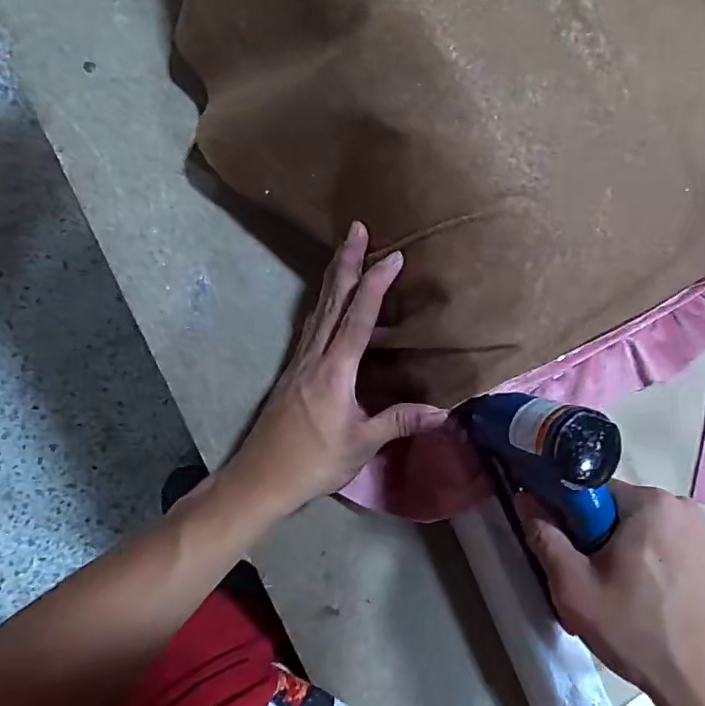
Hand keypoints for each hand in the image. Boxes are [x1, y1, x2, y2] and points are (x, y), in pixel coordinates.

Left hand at [218, 222, 449, 517]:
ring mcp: (299, 361)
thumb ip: (399, 422)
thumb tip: (443, 412)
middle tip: (356, 228)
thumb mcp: (362, 445)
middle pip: (332, 300)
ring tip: (344, 251)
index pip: (358, 318)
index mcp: (334, 372)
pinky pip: (310, 325)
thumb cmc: (313, 463)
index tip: (392, 255)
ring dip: (333, 277)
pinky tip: (326, 299)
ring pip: (318, 309)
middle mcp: (314, 357)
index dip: (376, 285)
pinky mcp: (292, 371)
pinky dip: (323, 302)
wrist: (261, 477)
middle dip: (346, 262)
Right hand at [521, 482, 704, 705]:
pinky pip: (656, 546)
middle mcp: (679, 505)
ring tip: (610, 598)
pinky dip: (640, 566)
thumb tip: (526, 502)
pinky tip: (636, 602)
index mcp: (650, 501)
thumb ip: (546, 539)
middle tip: (585, 582)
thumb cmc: (639, 632)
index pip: (589, 489)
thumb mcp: (576, 588)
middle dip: (591, 539)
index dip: (567, 517)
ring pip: (633, 530)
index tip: (562, 549)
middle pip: (612, 510)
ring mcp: (698, 532)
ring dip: (614, 555)